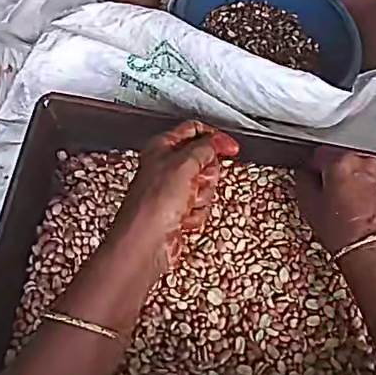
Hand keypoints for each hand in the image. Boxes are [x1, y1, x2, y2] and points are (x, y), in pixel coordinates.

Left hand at [105, 121, 239, 276]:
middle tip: (197, 180)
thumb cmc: (154, 203)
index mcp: (162, 147)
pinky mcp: (179, 213)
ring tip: (186, 203)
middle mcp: (166, 167)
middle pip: (204, 161)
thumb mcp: (184, 164)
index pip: (193, 131)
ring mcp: (173, 192)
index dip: (214, 137)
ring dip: (201, 196)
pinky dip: (196, 214)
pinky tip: (182, 218)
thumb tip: (219, 141)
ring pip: (206, 186)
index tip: (230, 147)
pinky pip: (202, 207)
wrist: (145, 243)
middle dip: (207, 174)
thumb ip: (205, 148)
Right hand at [296, 145, 375, 254]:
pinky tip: (364, 206)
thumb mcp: (309, 205)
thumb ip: (303, 180)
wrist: (371, 249)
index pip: (320, 155)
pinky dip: (371, 189)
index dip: (313, 167)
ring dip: (355, 180)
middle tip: (331, 195)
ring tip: (349, 203)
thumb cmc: (341, 230)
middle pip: (344, 161)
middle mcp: (363, 162)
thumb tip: (305, 173)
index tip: (312, 177)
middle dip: (337, 174)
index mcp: (340, 162)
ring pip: (362, 170)